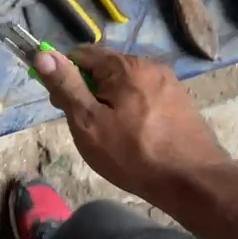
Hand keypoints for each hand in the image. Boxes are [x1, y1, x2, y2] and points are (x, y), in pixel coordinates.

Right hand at [33, 44, 230, 199]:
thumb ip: (65, 85)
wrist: (195, 184)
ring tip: (111, 135)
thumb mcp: (88, 121)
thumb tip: (42, 55)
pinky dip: (132, 110)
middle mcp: (149, 65)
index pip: (80, 54)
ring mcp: (169, 84)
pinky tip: (134, 137)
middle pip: (104, 68)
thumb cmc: (133, 154)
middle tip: (86, 126)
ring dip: (110, 102)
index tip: (62, 104)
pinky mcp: (181, 104)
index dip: (63, 75)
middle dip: (88, 90)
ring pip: (125, 84)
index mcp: (125, 65)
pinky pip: (144, 97)